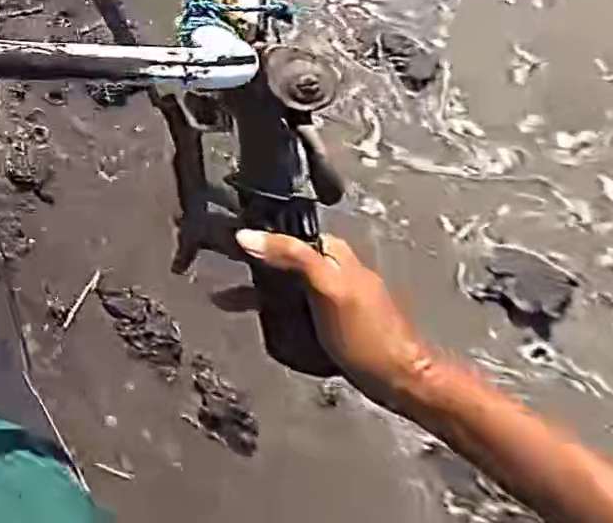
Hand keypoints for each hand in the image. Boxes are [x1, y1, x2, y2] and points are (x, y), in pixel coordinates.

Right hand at [235, 230, 437, 410]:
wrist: (404, 386)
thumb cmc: (368, 335)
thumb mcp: (330, 288)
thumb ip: (292, 256)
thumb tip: (243, 235)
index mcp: (330, 249)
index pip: (278, 227)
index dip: (246, 229)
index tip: (215, 235)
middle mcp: (324, 263)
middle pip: (273, 251)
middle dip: (240, 255)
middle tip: (208, 257)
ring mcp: (321, 289)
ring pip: (272, 276)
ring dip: (245, 280)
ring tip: (217, 289)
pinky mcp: (317, 313)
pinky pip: (278, 298)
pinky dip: (256, 299)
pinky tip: (234, 305)